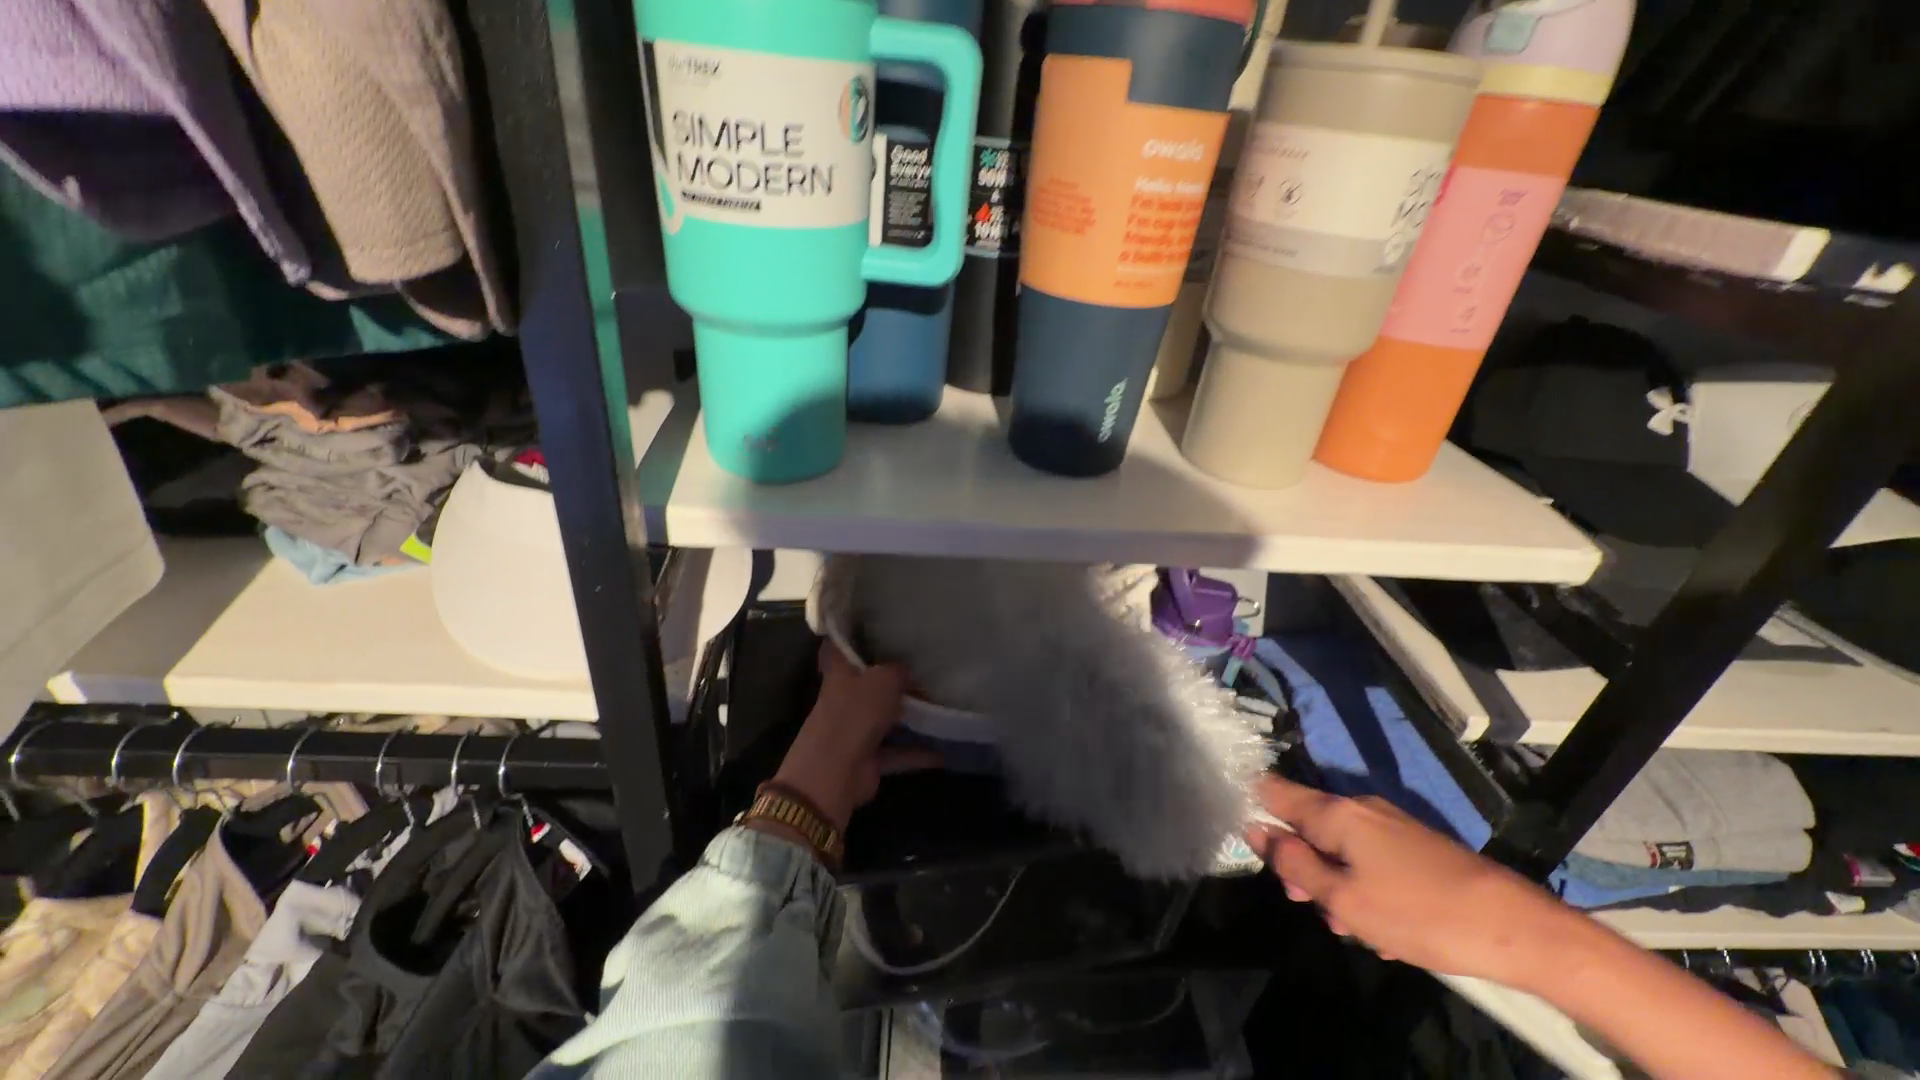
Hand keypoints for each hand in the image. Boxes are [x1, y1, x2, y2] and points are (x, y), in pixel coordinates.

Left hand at [770, 644, 941, 830]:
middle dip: (896, 678)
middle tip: (929, 668)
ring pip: (886, 718)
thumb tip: (909, 673)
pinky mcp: (867, 759)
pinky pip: (897, 752)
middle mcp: (846, 698)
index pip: (843, 645)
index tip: (883, 627)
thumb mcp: (884, 679)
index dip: (857, 634)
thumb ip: (899, 671)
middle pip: (871, 683)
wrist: (834, 772)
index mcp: (841, 672)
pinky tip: (944, 752)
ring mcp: (855, 729)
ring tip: (942, 707)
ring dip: (910, 717)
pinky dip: (918, 753)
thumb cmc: (856, 713)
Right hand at [1249, 775, 1580, 989]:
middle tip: (1313, 906)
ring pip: (1339, 849)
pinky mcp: (1415, 846)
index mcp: (1337, 813)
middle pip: (1307, 825)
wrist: (1517, 929)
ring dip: (1335, 885)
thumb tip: (1257, 832)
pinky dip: (1364, 889)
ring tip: (1357, 928)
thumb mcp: (1343, 899)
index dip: (1250, 806)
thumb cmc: (1419, 914)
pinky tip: (1385, 929)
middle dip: (1300, 865)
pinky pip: (1369, 861)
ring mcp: (1391, 826)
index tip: (1241, 836)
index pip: (1274, 791)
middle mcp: (1360, 809)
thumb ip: (1295, 865)